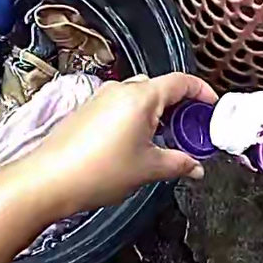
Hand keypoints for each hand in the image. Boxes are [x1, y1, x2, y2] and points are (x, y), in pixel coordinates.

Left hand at [8, 72, 218, 217]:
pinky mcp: (87, 111)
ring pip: (139, 98)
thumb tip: (195, 167)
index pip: (181, 82)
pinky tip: (138, 144)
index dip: (202, 91)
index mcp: (142, 96)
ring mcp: (101, 99)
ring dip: (157, 114)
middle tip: (192, 129)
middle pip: (160, 88)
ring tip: (167, 141)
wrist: (49, 180)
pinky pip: (121, 107)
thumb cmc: (98, 170)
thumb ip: (178, 163)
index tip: (212, 106)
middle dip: (180, 107)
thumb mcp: (149, 168)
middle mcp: (121, 90)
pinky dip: (136, 119)